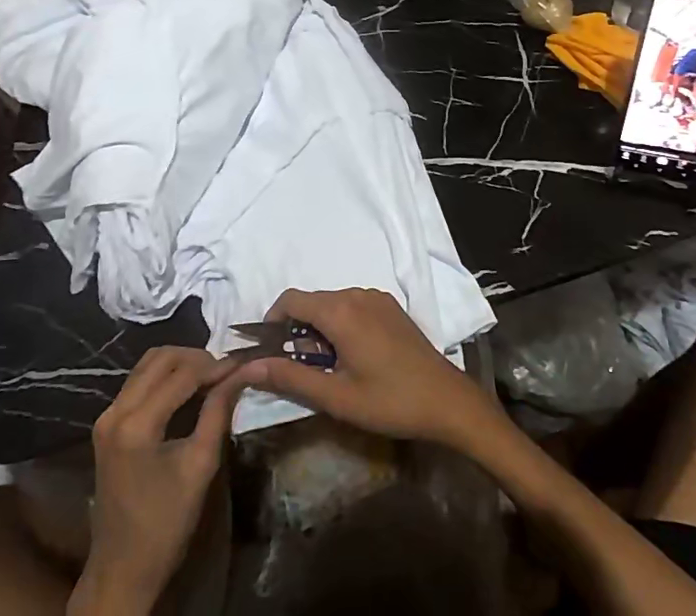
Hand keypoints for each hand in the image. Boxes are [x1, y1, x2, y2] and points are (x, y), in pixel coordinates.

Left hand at [71, 347, 245, 614]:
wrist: (123, 566)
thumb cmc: (167, 521)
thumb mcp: (201, 464)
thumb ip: (219, 411)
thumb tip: (242, 373)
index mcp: (136, 424)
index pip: (183, 373)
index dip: (217, 365)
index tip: (245, 365)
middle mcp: (115, 412)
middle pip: (160, 357)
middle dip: (197, 357)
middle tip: (227, 371)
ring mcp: (106, 417)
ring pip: (147, 365)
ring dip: (180, 364)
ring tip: (211, 378)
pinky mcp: (107, 425)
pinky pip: (138, 383)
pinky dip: (166, 378)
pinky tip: (189, 391)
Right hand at [237, 288, 499, 447]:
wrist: (447, 400)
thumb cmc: (390, 401)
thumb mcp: (336, 396)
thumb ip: (290, 378)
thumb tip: (248, 367)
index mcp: (342, 311)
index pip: (291, 300)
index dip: (272, 323)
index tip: (269, 353)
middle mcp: (359, 294)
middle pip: (312, 302)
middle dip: (297, 331)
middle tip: (300, 370)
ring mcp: (379, 299)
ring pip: (333, 305)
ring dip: (319, 330)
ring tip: (327, 369)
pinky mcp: (392, 308)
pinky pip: (354, 307)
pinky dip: (341, 326)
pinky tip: (351, 359)